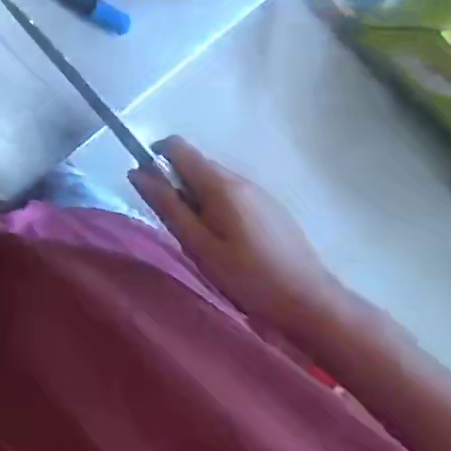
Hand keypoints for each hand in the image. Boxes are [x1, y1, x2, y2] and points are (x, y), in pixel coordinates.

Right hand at [130, 137, 348, 335]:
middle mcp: (239, 178)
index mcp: (219, 183)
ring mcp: (259, 192)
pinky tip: (230, 243)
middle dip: (176, 183)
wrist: (313, 305)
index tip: (149, 185)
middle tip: (177, 224)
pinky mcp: (272, 208)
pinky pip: (234, 194)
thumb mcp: (198, 245)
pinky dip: (219, 206)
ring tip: (203, 239)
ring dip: (198, 197)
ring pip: (215, 180)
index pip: (177, 145)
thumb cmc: (248, 277)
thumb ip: (167, 205)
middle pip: (196, 163)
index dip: (156, 155)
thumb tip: (137, 172)